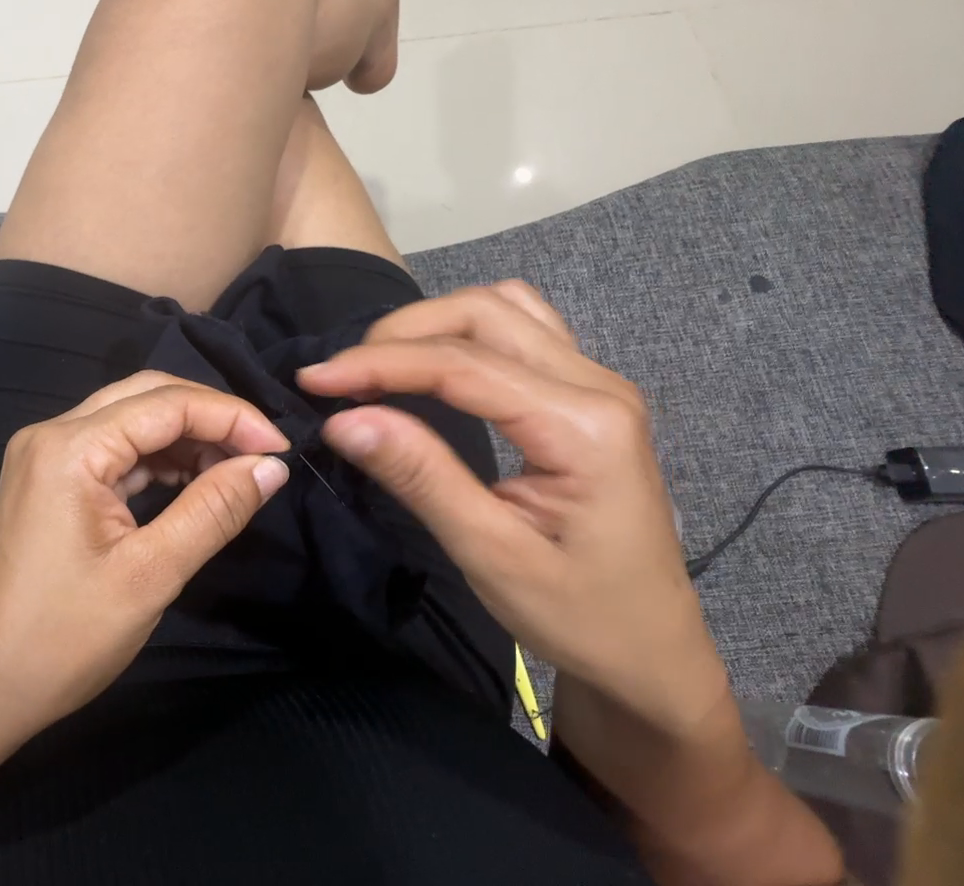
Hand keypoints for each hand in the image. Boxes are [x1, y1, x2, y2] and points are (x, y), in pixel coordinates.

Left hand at [0, 371, 291, 764]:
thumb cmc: (66, 637)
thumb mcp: (152, 573)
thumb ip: (214, 509)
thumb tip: (272, 466)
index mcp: (68, 447)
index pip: (166, 402)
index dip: (232, 417)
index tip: (284, 450)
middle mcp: (50, 434)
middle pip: (145, 397)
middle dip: (210, 418)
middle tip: (263, 456)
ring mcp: (43, 457)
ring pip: (129, 421)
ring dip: (184, 439)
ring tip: (236, 472)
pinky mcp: (46, 482)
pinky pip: (111, 452)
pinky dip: (156, 462)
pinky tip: (192, 483)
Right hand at [296, 281, 729, 738]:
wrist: (650, 653)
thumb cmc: (576, 614)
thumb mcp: (489, 553)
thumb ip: (420, 475)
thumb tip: (343, 419)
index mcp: (582, 427)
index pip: (462, 365)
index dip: (378, 363)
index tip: (314, 379)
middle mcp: (597, 387)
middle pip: (484, 314)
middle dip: (401, 333)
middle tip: (343, 376)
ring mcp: (597, 386)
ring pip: (503, 310)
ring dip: (432, 325)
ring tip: (378, 366)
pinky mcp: (586, 396)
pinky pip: (521, 330)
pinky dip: (464, 332)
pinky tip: (434, 363)